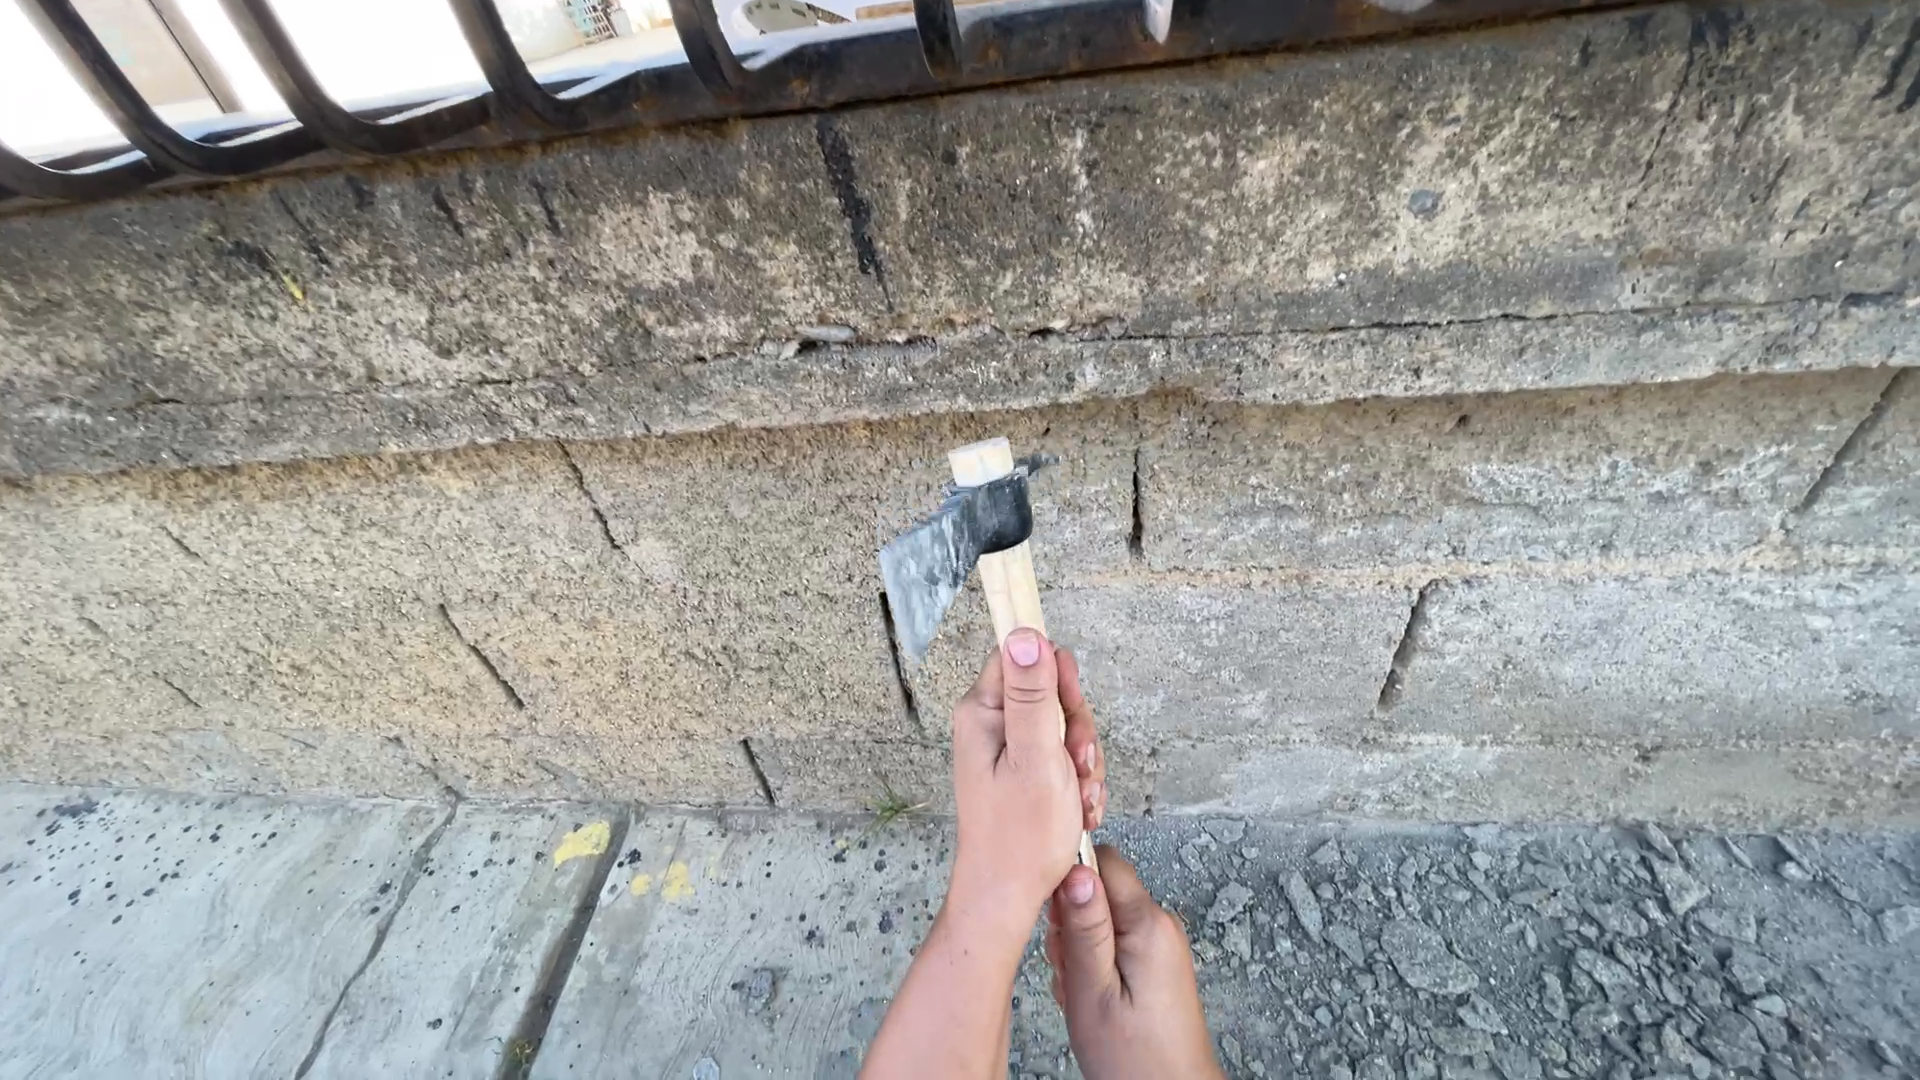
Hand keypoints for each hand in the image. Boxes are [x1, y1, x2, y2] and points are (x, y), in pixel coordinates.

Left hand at [947, 628, 1102, 934]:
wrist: (1009, 897)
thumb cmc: (1020, 835)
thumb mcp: (1036, 756)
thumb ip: (1032, 694)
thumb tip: (1024, 632)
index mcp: (984, 711)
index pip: (1023, 658)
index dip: (1056, 678)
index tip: (1069, 712)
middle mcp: (992, 723)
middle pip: (1050, 693)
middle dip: (1077, 730)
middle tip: (1077, 766)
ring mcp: (1008, 748)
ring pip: (1064, 727)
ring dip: (1082, 762)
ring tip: (1078, 798)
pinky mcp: (1023, 770)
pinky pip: (1064, 756)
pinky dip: (1078, 781)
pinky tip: (1077, 808)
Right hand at [1045, 847, 1224, 1079]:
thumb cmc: (1135, 1062)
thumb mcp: (1094, 993)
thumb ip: (1084, 928)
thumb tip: (1075, 868)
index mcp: (1148, 922)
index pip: (1102, 859)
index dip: (1071, 880)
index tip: (1057, 919)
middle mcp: (1159, 922)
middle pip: (1100, 889)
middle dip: (1072, 922)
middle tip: (1069, 968)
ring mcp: (1159, 942)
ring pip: (1102, 917)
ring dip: (1079, 947)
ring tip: (1080, 990)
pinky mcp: (1156, 960)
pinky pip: (1114, 940)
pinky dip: (1094, 962)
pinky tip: (1092, 996)